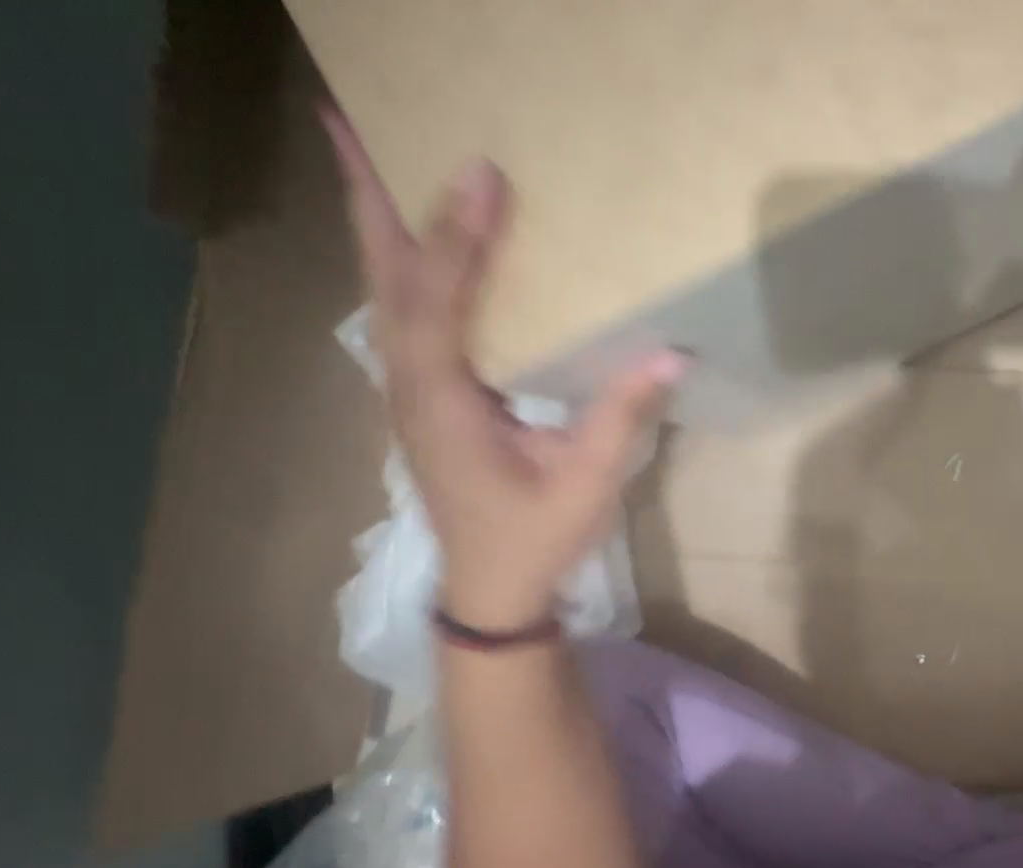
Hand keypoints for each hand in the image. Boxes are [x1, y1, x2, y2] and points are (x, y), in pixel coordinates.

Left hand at [323, 109, 682, 628]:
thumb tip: (669, 352)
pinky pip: (403, 316)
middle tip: (353, 121)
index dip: (458, 238)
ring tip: (374, 161)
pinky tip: (417, 245)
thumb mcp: (587, 484)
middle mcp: (409, 386)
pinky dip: (404, 267)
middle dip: (371, 201)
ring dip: (381, 227)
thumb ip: (620, 417)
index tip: (481, 174)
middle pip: (384, 280)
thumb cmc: (535, 540)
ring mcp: (408, 393)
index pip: (439, 304)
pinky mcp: (423, 399)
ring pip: (386, 295)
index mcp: (444, 404)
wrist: (490, 591)